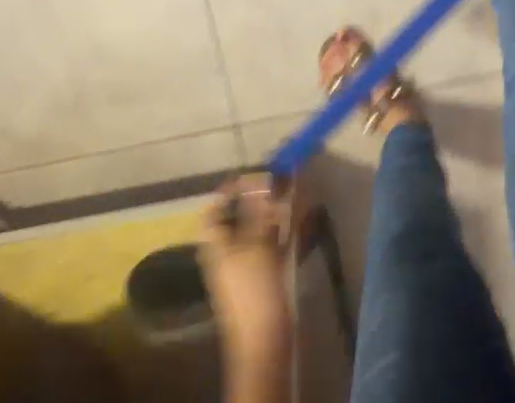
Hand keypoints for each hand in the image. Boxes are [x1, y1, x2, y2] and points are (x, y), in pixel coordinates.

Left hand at [198, 174, 293, 361]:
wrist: (264, 339)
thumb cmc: (253, 289)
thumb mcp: (255, 246)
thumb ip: (259, 212)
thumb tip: (261, 183)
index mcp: (216, 243)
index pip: (214, 209)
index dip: (230, 190)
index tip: (253, 176)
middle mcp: (228, 250)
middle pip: (240, 216)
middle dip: (260, 198)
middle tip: (280, 182)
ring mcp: (247, 262)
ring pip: (259, 228)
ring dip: (275, 211)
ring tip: (293, 193)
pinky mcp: (265, 274)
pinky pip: (272, 243)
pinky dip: (283, 229)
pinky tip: (299, 218)